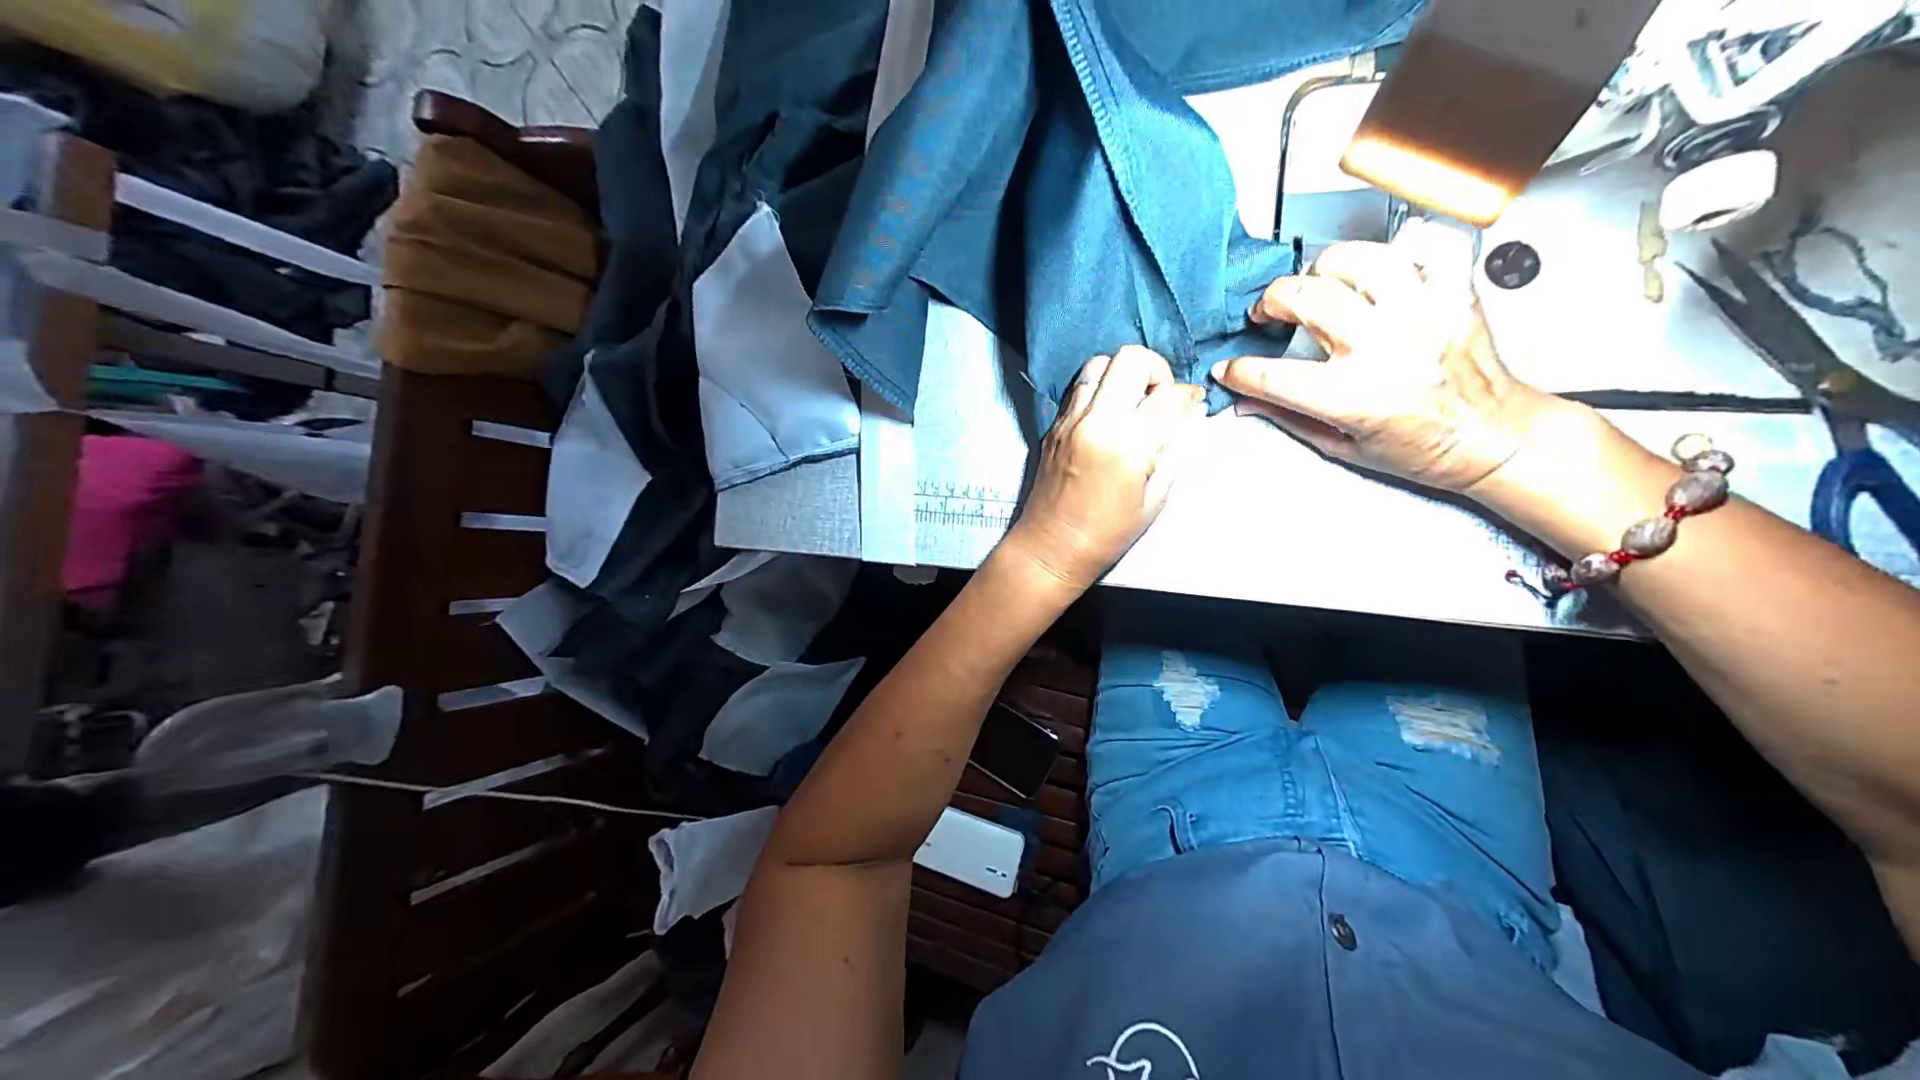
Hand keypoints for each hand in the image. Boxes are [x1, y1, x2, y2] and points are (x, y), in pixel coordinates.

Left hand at [1001, 346, 1206, 590]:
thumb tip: (1188, 419)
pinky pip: (1079, 387)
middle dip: (1156, 370)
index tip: (1194, 404)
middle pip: (1131, 359)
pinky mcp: (1053, 426)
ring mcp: (1069, 420)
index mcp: (1126, 444)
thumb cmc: (1106, 535)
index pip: (1168, 395)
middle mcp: (1095, 422)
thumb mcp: (1154, 499)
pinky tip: (1108, 415)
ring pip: (1100, 364)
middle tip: (1160, 397)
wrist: (1050, 548)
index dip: (1189, 396)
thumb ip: (1174, 453)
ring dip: (1122, 375)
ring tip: (1132, 402)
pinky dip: (1100, 389)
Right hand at [1213, 220, 1561, 493]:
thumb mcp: (1341, 446)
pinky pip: (1428, 245)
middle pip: (1307, 298)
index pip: (1272, 375)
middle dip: (1272, 302)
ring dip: (1325, 269)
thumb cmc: (1425, 448)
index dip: (1239, 370)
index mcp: (1356, 397)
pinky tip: (1382, 270)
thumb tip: (1246, 401)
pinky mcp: (1453, 296)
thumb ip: (1289, 418)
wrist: (1492, 438)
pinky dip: (1402, 247)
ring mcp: (1423, 316)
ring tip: (1321, 285)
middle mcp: (1388, 349)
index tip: (1231, 367)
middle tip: (1271, 313)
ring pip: (1358, 260)